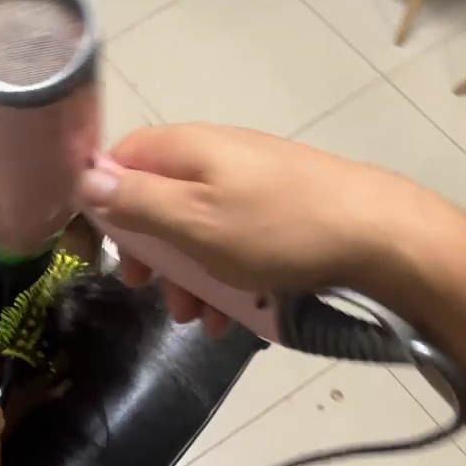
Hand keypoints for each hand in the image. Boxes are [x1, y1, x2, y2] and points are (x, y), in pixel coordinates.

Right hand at [79, 123, 465, 329]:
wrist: (379, 238)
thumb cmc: (275, 229)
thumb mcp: (193, 221)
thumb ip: (137, 201)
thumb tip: (86, 180)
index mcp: (188, 148)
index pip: (123, 158)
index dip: (104, 200)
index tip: (101, 247)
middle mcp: (215, 158)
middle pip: (158, 200)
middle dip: (149, 252)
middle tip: (146, 289)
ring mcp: (249, 185)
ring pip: (195, 230)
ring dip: (186, 276)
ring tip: (194, 316)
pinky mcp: (277, 213)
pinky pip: (231, 244)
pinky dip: (222, 279)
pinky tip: (229, 316)